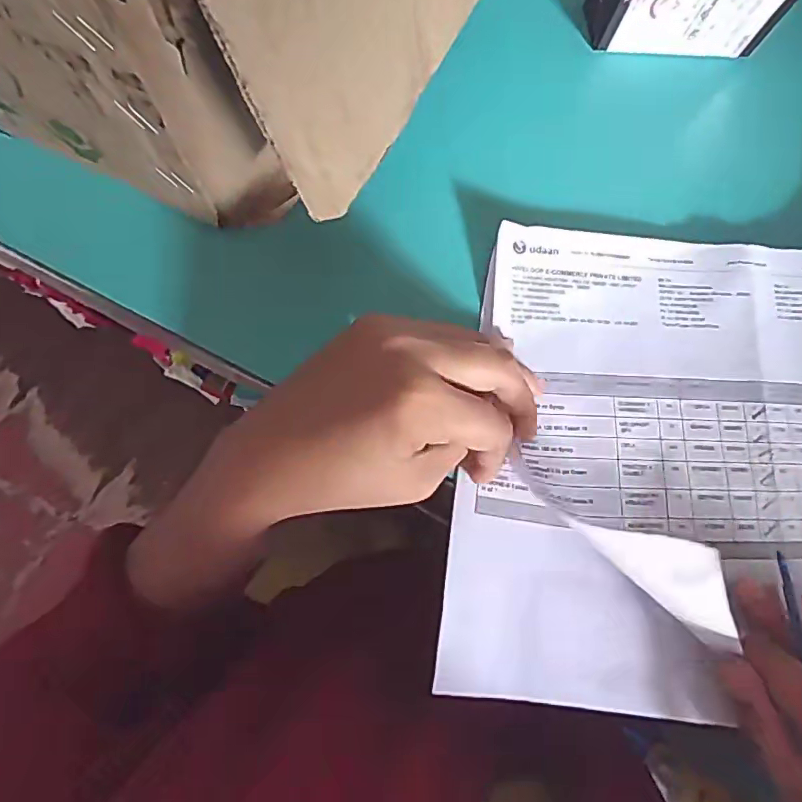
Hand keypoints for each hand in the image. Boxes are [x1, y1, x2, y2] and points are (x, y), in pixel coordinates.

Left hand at [128, 316, 539, 609]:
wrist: (271, 451)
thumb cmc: (341, 479)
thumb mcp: (415, 480)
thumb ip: (461, 446)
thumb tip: (487, 427)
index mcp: (419, 400)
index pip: (490, 419)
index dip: (501, 447)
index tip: (487, 469)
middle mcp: (413, 351)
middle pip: (497, 363)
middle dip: (522, 395)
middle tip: (529, 420)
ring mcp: (394, 327)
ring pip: (475, 337)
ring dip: (500, 367)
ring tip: (515, 392)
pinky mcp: (378, 321)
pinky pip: (442, 331)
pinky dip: (466, 352)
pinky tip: (472, 372)